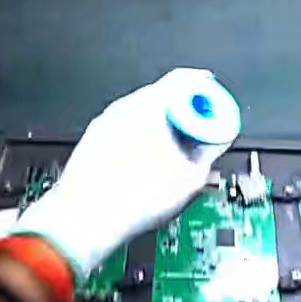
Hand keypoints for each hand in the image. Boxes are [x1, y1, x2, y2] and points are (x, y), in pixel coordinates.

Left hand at [12, 69, 236, 278]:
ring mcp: (105, 121)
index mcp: (151, 106)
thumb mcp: (189, 177)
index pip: (186, 81)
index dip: (206, 95)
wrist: (83, 220)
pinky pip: (124, 128)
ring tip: (171, 158)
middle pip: (164, 95)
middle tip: (197, 136)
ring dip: (161, 126)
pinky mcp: (92, 138)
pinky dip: (140, 138)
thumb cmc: (132, 199)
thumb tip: (217, 139)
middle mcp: (125, 106)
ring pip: (142, 112)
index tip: (212, 110)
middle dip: (185, 113)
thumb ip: (208, 149)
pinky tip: (145, 166)